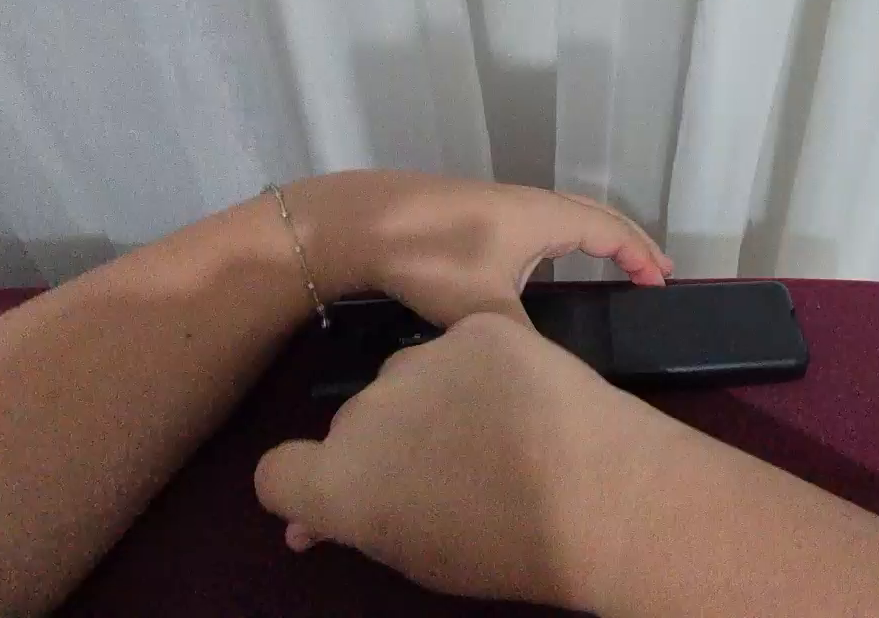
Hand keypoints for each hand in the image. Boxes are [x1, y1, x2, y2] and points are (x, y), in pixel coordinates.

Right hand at [253, 312, 661, 607]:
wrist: (599, 491)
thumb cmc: (507, 545)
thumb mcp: (416, 553)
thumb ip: (361, 520)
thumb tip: (310, 520)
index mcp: (338, 477)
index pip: (279, 469)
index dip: (307, 482)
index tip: (346, 488)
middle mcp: (366, 407)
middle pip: (359, 415)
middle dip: (389, 436)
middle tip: (450, 459)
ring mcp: (426, 355)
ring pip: (412, 371)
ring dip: (435, 392)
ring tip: (496, 421)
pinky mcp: (482, 324)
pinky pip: (467, 342)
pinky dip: (485, 362)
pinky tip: (524, 388)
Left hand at [277, 171, 671, 325]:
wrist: (365, 221)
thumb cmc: (432, 257)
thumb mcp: (481, 309)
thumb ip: (521, 342)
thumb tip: (547, 375)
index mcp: (545, 218)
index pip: (610, 231)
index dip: (640, 255)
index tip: (662, 282)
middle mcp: (533, 205)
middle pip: (597, 215)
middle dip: (630, 240)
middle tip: (655, 268)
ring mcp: (506, 205)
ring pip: (570, 215)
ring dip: (601, 236)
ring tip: (619, 261)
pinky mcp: (484, 213)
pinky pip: (548, 221)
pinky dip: (571, 238)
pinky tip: (554, 262)